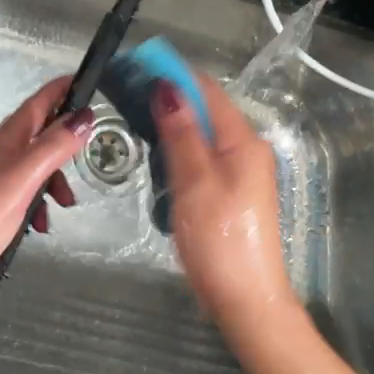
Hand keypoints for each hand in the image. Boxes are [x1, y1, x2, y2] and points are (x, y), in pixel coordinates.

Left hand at [0, 76, 92, 327]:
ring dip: (54, 182)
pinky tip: (39, 228)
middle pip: (39, 136)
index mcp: (3, 143)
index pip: (37, 104)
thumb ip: (51, 149)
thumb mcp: (19, 182)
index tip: (88, 81)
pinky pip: (24, 200)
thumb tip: (83, 116)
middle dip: (66, 145)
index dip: (61, 90)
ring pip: (34, 170)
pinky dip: (38, 208)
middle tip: (87, 159)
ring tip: (64, 206)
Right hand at [151, 73, 299, 326]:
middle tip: (127, 103)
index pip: (206, 89)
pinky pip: (203, 157)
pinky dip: (179, 153)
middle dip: (169, 101)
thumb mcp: (194, 182)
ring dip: (172, 129)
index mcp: (242, 141)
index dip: (172, 75)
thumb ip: (181, 132)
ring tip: (137, 132)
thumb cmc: (219, 242)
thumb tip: (167, 86)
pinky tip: (159, 165)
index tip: (135, 70)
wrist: (246, 303)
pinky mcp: (232, 192)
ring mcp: (241, 171)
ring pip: (201, 134)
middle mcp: (246, 149)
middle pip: (205, 109)